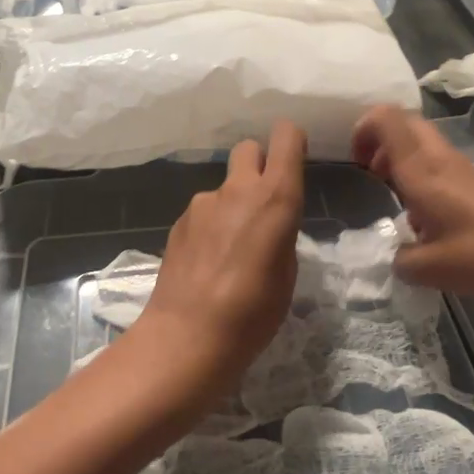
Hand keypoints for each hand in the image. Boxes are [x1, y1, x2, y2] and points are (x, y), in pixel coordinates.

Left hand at [126, 121, 307, 402]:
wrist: (188, 335)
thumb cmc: (254, 312)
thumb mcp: (287, 272)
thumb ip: (280, 234)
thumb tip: (268, 225)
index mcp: (274, 197)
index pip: (285, 137)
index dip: (291, 140)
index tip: (294, 157)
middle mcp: (237, 189)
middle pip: (248, 149)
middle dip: (258, 165)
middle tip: (263, 203)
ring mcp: (202, 203)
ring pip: (224, 187)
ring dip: (232, 204)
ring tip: (233, 251)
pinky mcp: (179, 222)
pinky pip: (204, 212)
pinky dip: (211, 226)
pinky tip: (209, 264)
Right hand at [351, 105, 473, 312]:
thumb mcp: (429, 269)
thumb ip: (400, 259)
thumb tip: (394, 257)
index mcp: (421, 169)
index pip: (385, 119)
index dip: (362, 127)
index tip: (355, 160)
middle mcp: (440, 159)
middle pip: (404, 123)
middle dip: (380, 139)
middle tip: (370, 172)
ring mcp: (464, 169)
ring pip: (423, 142)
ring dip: (401, 157)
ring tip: (393, 197)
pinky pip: (440, 163)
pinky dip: (422, 175)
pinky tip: (425, 216)